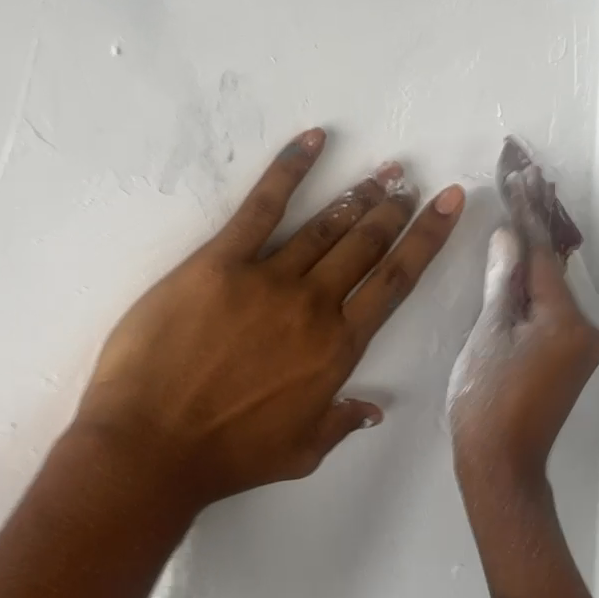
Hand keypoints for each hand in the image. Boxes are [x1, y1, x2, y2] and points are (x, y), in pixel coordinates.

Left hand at [75, 128, 465, 507]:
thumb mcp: (300, 452)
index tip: (447, 205)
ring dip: (356, 196)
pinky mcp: (218, 261)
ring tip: (381, 173)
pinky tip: (314, 141)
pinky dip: (289, 169)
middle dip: (393, 211)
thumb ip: (340, 423)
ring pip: (324, 226)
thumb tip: (375, 409)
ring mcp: (266, 278)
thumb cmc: (228, 456)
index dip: (426, 239)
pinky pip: (260, 206)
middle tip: (409, 184)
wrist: (152, 444)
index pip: (395, 283)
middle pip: (365, 246)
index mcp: (338, 348)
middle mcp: (313, 304)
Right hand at [447, 156, 598, 480]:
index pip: (543, 252)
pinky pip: (551, 309)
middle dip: (535, 221)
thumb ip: (502, 281)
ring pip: (552, 287)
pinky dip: (534, 285)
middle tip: (524, 169)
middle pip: (553, 265)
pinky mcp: (570, 358)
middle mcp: (586, 328)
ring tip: (522, 199)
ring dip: (534, 251)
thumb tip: (507, 234)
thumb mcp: (487, 335)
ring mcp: (582, 345)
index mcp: (567, 320)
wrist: (501, 465)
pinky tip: (520, 260)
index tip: (519, 168)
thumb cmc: (485, 401)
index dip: (527, 210)